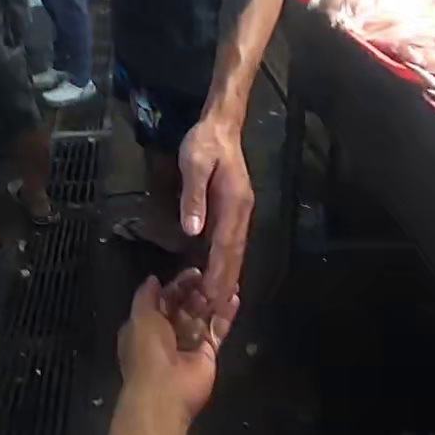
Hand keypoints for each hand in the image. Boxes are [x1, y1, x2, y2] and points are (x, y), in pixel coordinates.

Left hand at [117, 269, 236, 424]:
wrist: (165, 391)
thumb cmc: (148, 350)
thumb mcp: (140, 317)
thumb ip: (146, 295)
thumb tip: (153, 278)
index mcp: (148, 324)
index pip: (166, 298)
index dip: (179, 284)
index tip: (194, 272)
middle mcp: (168, 332)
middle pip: (186, 305)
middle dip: (198, 290)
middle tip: (213, 275)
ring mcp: (190, 342)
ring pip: (203, 315)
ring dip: (214, 299)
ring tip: (227, 282)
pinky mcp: (208, 351)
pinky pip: (218, 328)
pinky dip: (226, 314)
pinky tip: (234, 298)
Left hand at [178, 117, 252, 308]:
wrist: (221, 125)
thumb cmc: (205, 143)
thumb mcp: (193, 163)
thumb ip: (193, 196)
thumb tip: (193, 231)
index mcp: (234, 202)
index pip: (226, 244)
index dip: (219, 271)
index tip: (212, 295)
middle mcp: (242, 210)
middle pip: (235, 251)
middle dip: (226, 280)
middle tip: (216, 308)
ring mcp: (241, 210)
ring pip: (236, 248)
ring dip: (228, 273)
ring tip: (219, 299)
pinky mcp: (235, 208)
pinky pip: (231, 240)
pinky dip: (227, 259)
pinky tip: (219, 271)